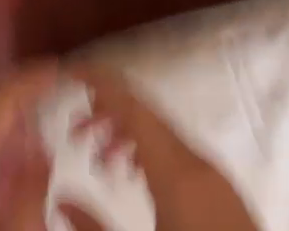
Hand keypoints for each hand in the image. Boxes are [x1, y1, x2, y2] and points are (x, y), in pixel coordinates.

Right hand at [71, 68, 259, 230]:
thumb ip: (94, 228)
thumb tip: (62, 198)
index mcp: (177, 172)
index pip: (133, 104)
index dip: (100, 82)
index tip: (68, 73)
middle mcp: (200, 163)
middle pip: (148, 115)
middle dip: (107, 114)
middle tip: (74, 133)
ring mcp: (218, 178)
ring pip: (165, 136)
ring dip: (129, 136)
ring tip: (100, 162)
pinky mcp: (226, 196)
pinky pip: (182, 156)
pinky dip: (152, 154)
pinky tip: (136, 178)